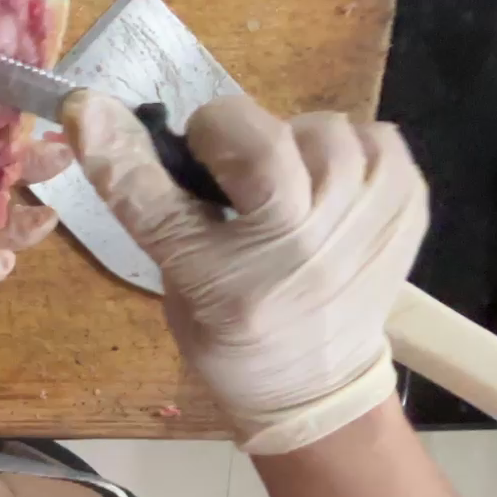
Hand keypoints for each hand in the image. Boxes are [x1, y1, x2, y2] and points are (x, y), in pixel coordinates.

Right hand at [64, 92, 429, 453]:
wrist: (310, 383)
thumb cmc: (226, 338)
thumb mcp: (180, 288)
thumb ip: (171, 217)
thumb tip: (139, 136)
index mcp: (221, 285)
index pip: (158, 206)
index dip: (117, 155)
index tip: (87, 113)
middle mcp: (294, 254)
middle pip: (266, 145)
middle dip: (230, 131)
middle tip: (220, 156)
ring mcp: (362, 227)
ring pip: (327, 131)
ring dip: (290, 142)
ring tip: (277, 183)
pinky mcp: (408, 207)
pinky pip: (377, 137)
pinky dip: (343, 149)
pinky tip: (323, 186)